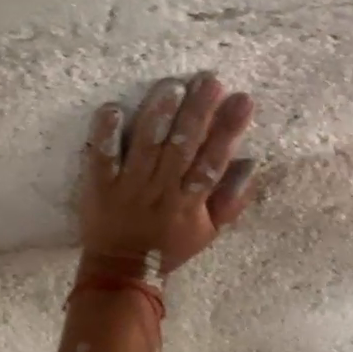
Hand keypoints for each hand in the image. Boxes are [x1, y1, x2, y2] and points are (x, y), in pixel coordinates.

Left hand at [79, 73, 256, 274]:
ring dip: (160, 115)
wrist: (120, 272)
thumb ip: (231, 198)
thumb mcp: (209, 230)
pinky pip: (103, 157)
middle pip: (183, 145)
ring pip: (148, 146)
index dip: (229, 129)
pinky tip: (114, 108)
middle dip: (198, 111)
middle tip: (210, 79)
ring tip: (172, 87)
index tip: (242, 99)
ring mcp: (130, 185)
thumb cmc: (169, 246)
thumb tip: (252, 161)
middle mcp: (162, 188)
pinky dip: (107, 134)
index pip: (214, 159)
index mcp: (190, 200)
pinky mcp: (100, 185)